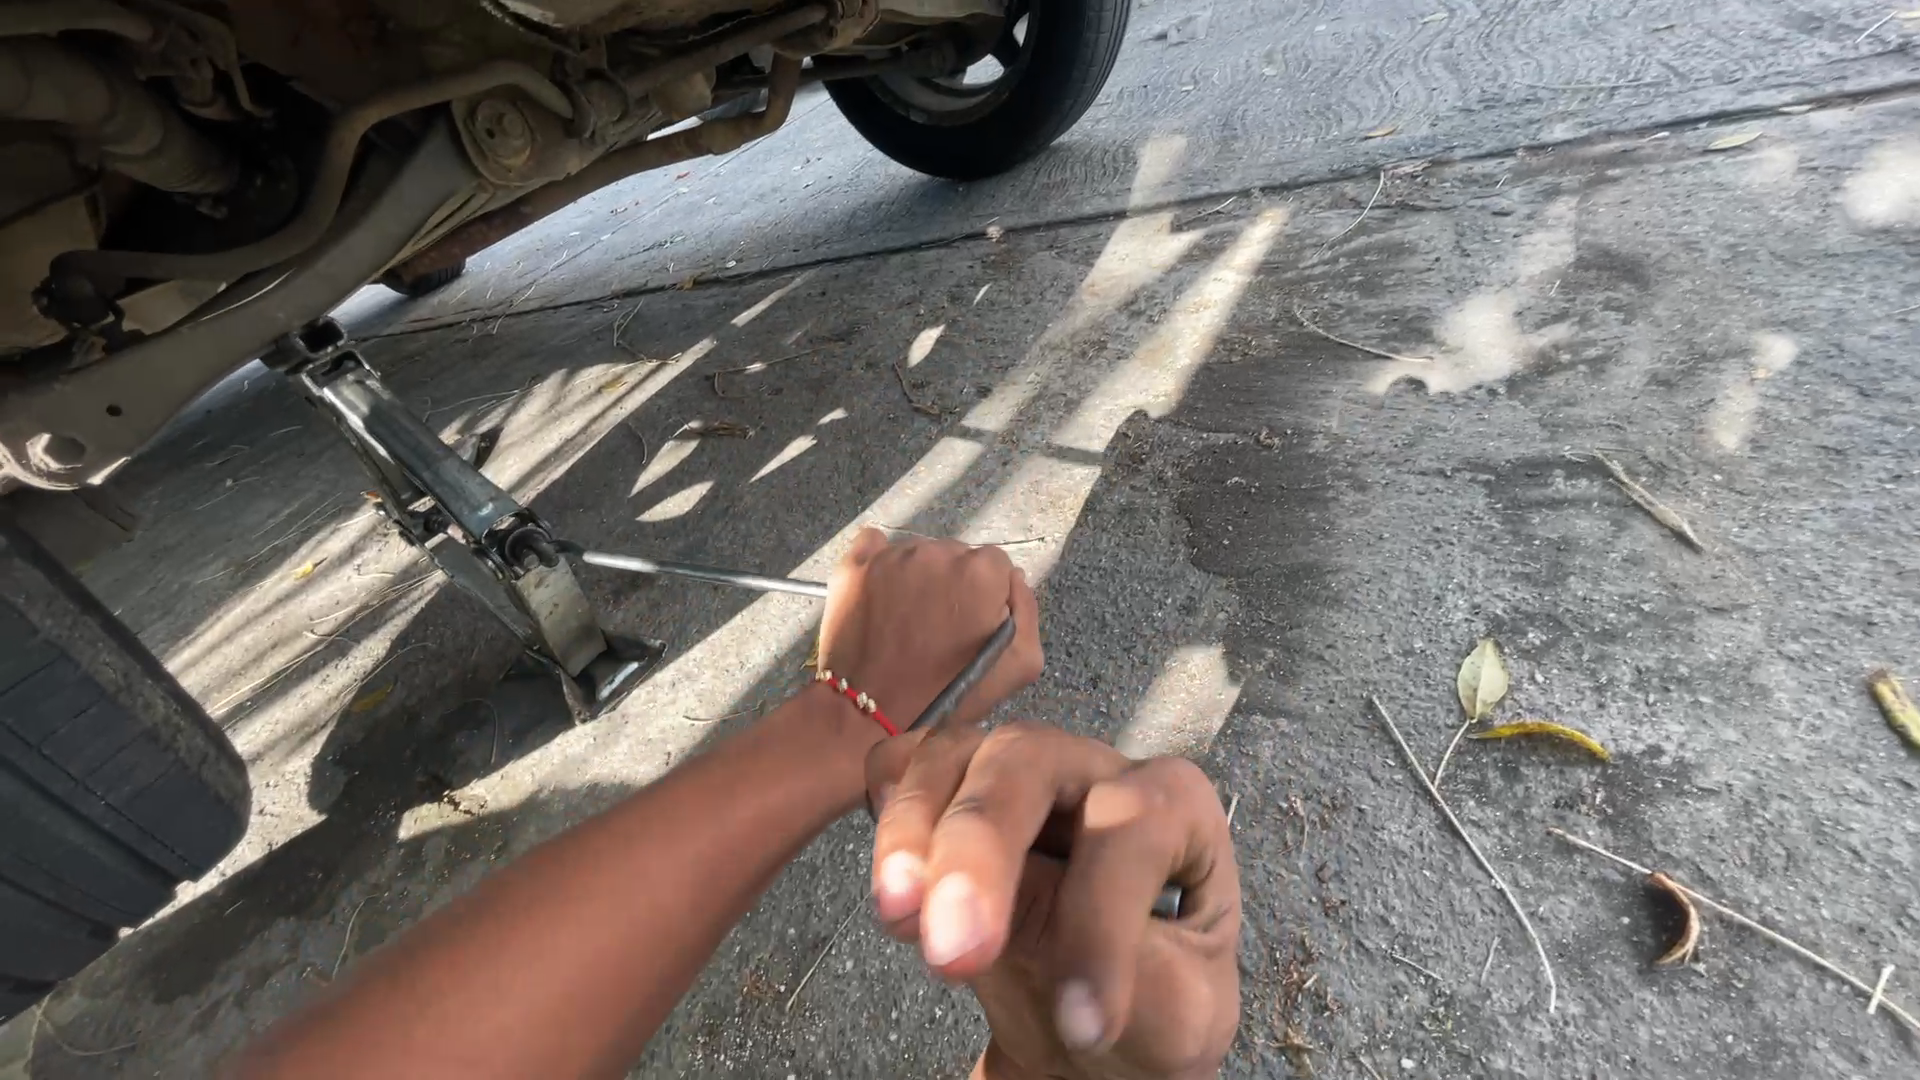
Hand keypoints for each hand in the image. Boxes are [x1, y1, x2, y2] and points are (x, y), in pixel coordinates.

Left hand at [818, 528, 1042, 731]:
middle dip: (953, 584)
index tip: (971, 624)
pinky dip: (882, 563)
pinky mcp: (857, 563)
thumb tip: (1014, 577)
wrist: (869, 713)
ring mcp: (894, 555)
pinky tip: (882, 594)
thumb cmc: (948, 694)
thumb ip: (1027, 611)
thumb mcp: (1019, 666)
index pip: (995, 566)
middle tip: (939, 627)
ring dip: (919, 577)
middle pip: (956, 555)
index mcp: (981, 571)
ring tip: (908, 620)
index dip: (987, 596)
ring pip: (918, 553)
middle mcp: (939, 551)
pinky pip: (874, 545)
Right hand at [865, 725, 1239, 1079]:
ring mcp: (1016, 766)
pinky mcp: (957, 785)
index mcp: (1174, 805)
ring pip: (954, 752)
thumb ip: (1122, 956)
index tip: (1082, 1027)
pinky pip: (905, 760)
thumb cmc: (1155, 1002)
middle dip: (980, 845)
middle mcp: (1090, 765)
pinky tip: (890, 859)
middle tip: (950, 951)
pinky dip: (887, 797)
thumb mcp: (1173, 1007)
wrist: (1092, 1013)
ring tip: (898, 914)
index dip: (1102, 920)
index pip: (1136, 825)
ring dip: (915, 827)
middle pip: (1027, 759)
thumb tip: (1017, 902)